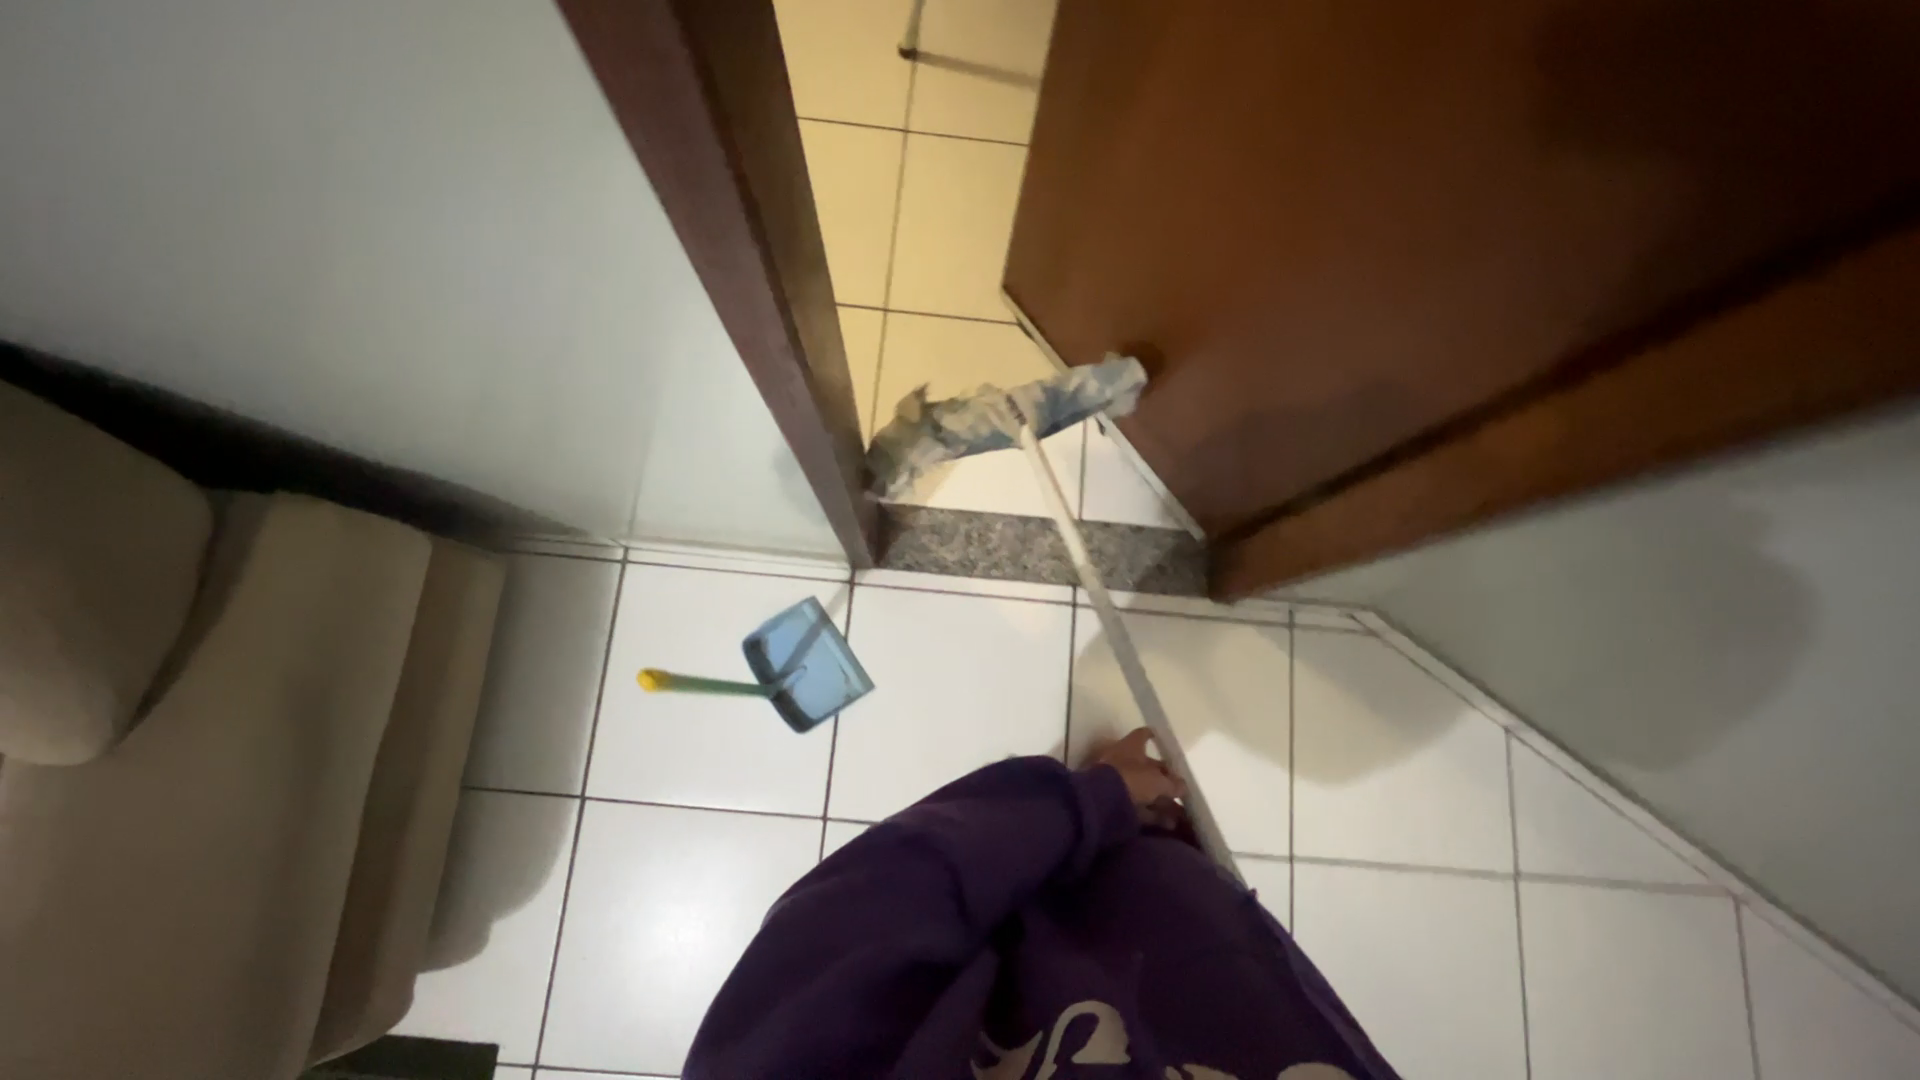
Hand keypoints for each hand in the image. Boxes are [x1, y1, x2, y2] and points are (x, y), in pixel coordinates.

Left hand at [1091, 727, 1187, 827]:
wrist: (1102, 801)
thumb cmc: (1132, 779)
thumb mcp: (1158, 781)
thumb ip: (1172, 784)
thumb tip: (1182, 786)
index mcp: (1131, 746)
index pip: (1143, 735)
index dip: (1153, 736)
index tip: (1163, 740)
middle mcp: (1124, 760)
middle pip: (1148, 767)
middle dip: (1165, 778)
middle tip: (1181, 789)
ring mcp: (1119, 781)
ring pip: (1145, 789)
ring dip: (1162, 801)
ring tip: (1180, 814)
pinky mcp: (1116, 801)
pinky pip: (1139, 806)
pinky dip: (1153, 814)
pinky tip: (1169, 825)